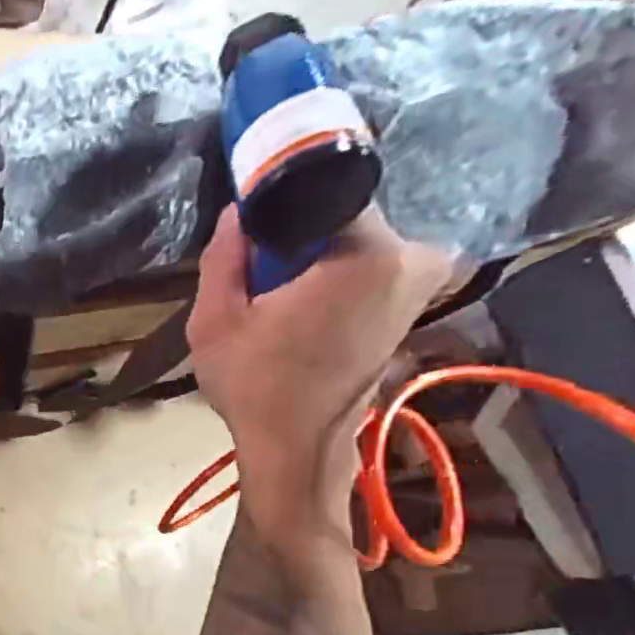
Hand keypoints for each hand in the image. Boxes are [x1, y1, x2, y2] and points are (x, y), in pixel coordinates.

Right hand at [186, 205, 454, 516]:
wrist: (296, 449)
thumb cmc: (254, 386)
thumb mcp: (213, 321)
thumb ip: (224, 255)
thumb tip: (240, 210)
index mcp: (367, 255)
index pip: (325, 186)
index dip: (282, 197)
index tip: (252, 215)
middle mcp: (411, 259)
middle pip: (343, 213)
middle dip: (300, 229)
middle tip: (260, 264)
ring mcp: (420, 283)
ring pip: (356, 238)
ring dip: (316, 251)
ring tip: (277, 288)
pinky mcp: (413, 305)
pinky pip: (371, 262)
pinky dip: (337, 269)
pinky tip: (300, 300)